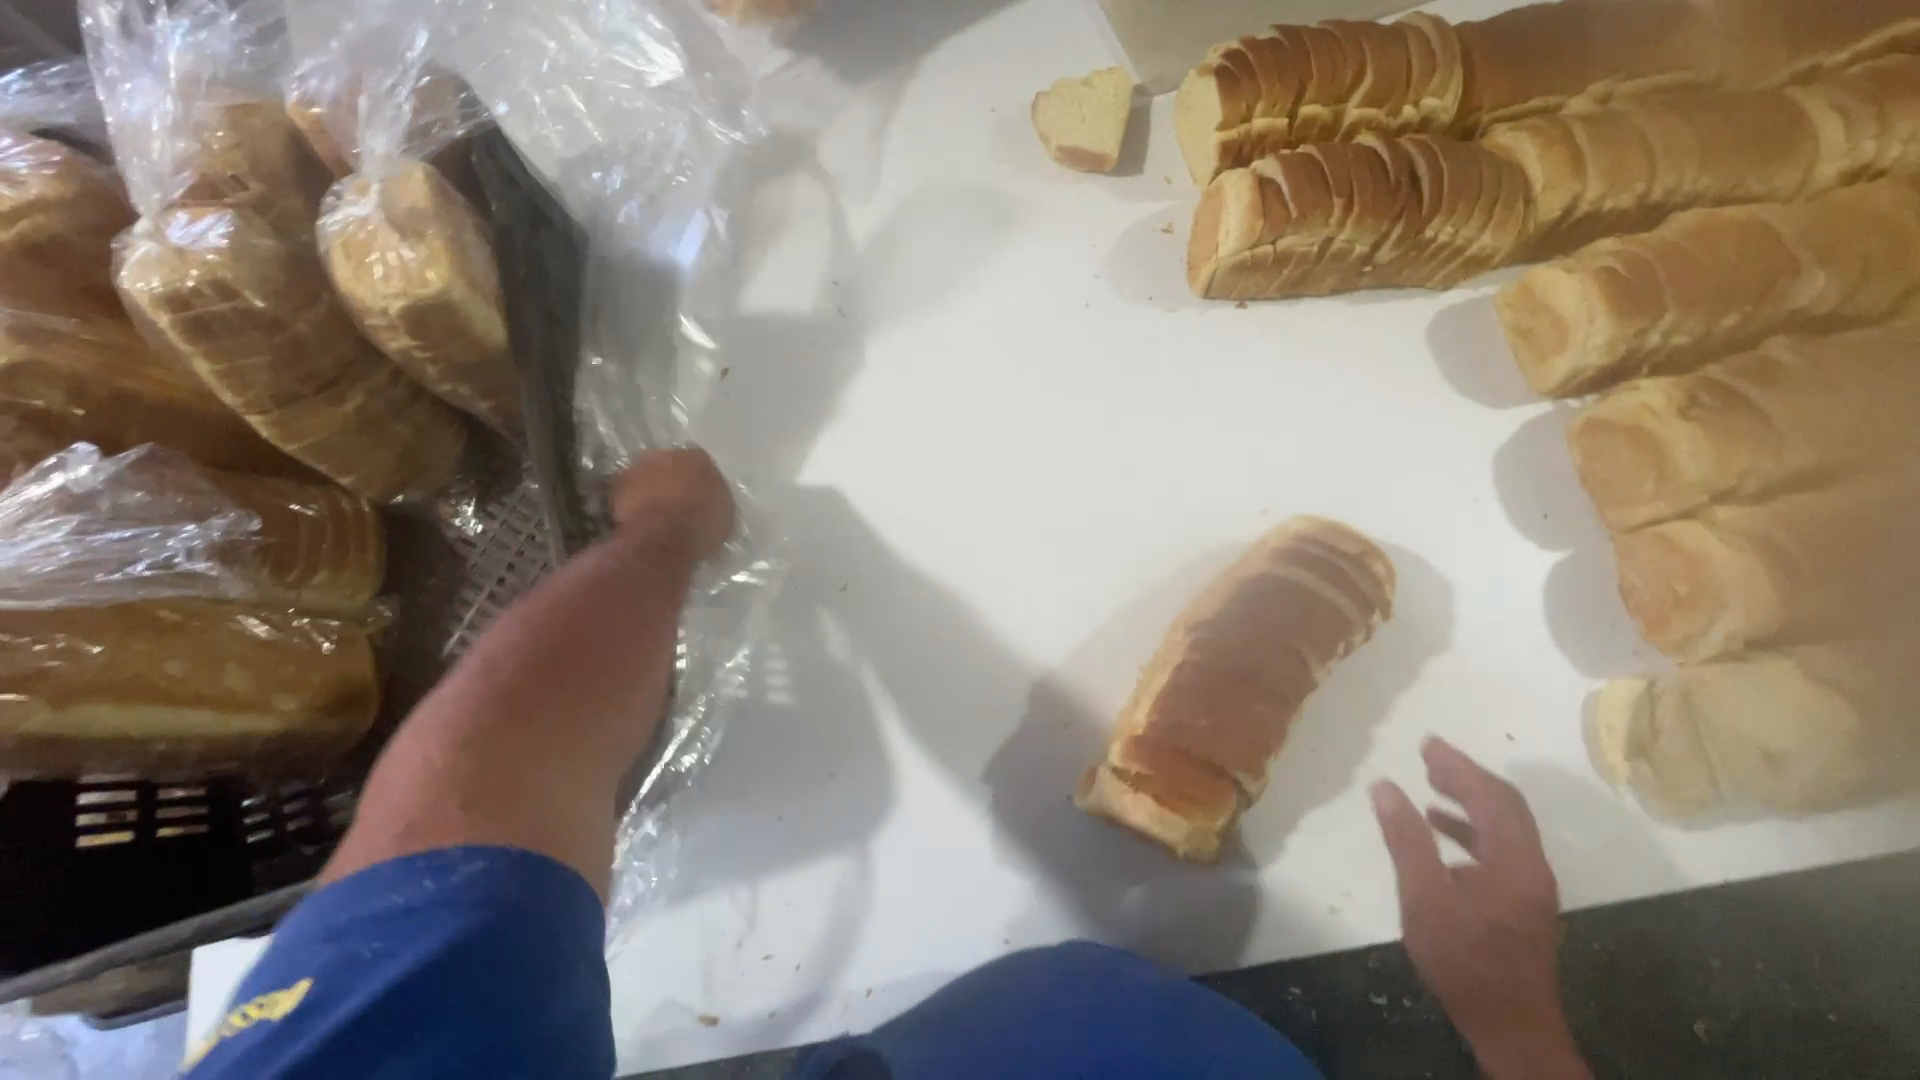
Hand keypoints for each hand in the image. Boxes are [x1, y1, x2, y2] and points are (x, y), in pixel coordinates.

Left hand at [611, 447, 736, 560]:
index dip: (697, 481)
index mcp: (700, 459)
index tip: (697, 497)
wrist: (663, 537)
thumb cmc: (701, 526)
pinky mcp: (617, 484)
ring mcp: (640, 466)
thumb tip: (709, 501)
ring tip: (652, 513)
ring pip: (645, 475)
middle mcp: (668, 453)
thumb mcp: (724, 517)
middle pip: (669, 464)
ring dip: (648, 489)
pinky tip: (636, 519)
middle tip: (674, 503)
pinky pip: (625, 491)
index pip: (699, 463)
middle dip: (670, 480)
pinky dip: (630, 502)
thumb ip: (715, 501)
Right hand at [1371, 738, 1590, 1079]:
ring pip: (1504, 827)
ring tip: (1431, 786)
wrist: (1510, 1026)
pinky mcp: (1522, 903)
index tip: (1426, 744)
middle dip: (1466, 777)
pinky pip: (1500, 848)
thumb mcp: (1423, 898)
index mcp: (1515, 861)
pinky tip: (1441, 833)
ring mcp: (1531, 887)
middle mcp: (1532, 867)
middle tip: (1428, 756)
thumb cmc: (1463, 960)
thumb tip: (1385, 787)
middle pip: (1505, 806)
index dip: (1458, 766)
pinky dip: (1471, 830)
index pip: (1491, 796)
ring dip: (1469, 801)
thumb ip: (1406, 839)